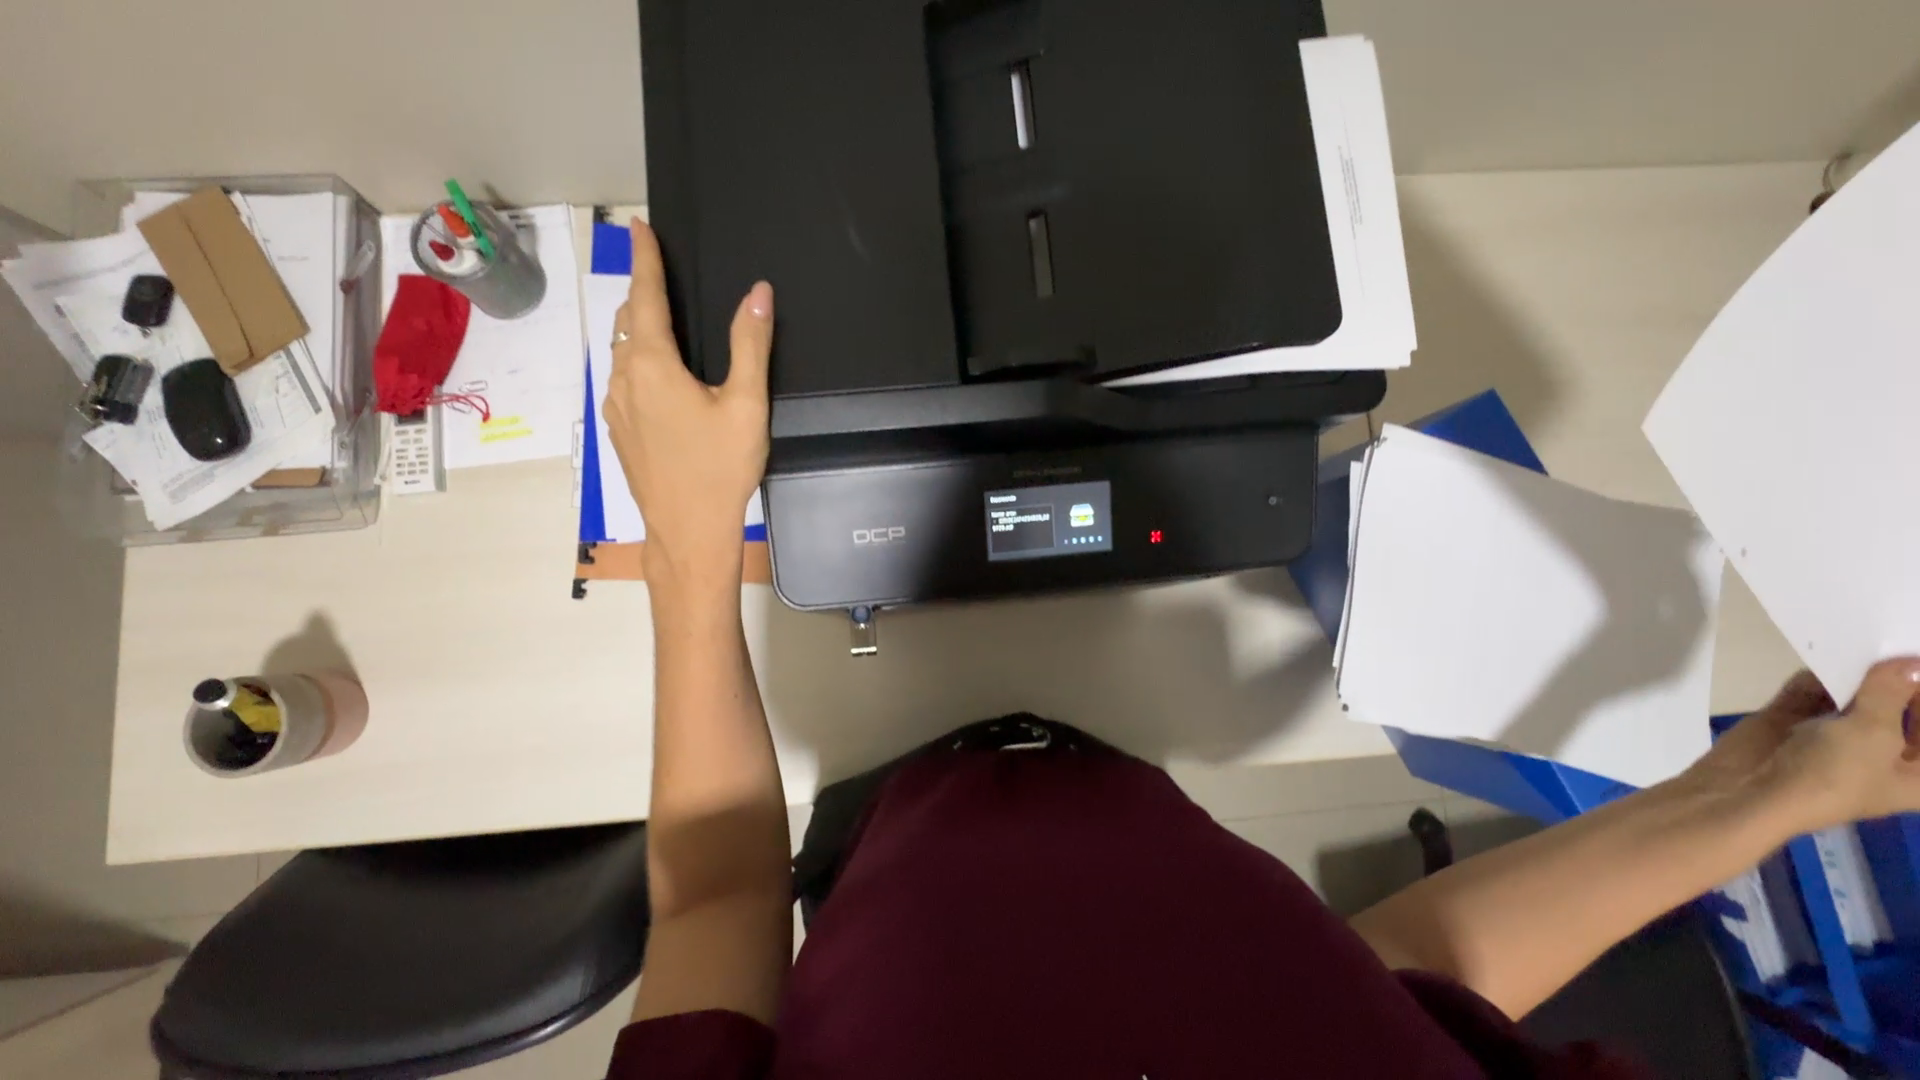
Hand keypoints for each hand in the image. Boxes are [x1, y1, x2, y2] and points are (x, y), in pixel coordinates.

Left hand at [602, 218, 772, 589]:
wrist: (687, 531)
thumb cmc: (720, 468)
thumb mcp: (746, 404)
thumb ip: (750, 345)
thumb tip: (757, 293)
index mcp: (653, 365)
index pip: (645, 296)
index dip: (645, 258)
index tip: (639, 226)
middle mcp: (624, 379)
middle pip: (626, 320)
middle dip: (641, 290)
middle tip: (661, 273)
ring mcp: (615, 407)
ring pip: (621, 350)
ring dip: (638, 326)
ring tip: (663, 318)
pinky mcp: (619, 430)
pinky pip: (623, 378)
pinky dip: (637, 358)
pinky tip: (660, 373)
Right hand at [1687, 658, 1919, 831]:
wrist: (1750, 789)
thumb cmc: (1832, 774)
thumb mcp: (1874, 733)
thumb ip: (1891, 692)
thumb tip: (1910, 661)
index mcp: (1918, 773)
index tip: (1919, 663)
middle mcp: (1881, 753)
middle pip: (1900, 711)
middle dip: (1897, 682)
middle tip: (1893, 651)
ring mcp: (1833, 737)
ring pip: (1855, 700)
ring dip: (1856, 676)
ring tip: (1861, 644)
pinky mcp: (1793, 724)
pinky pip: (1810, 695)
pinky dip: (1814, 678)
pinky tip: (1822, 657)